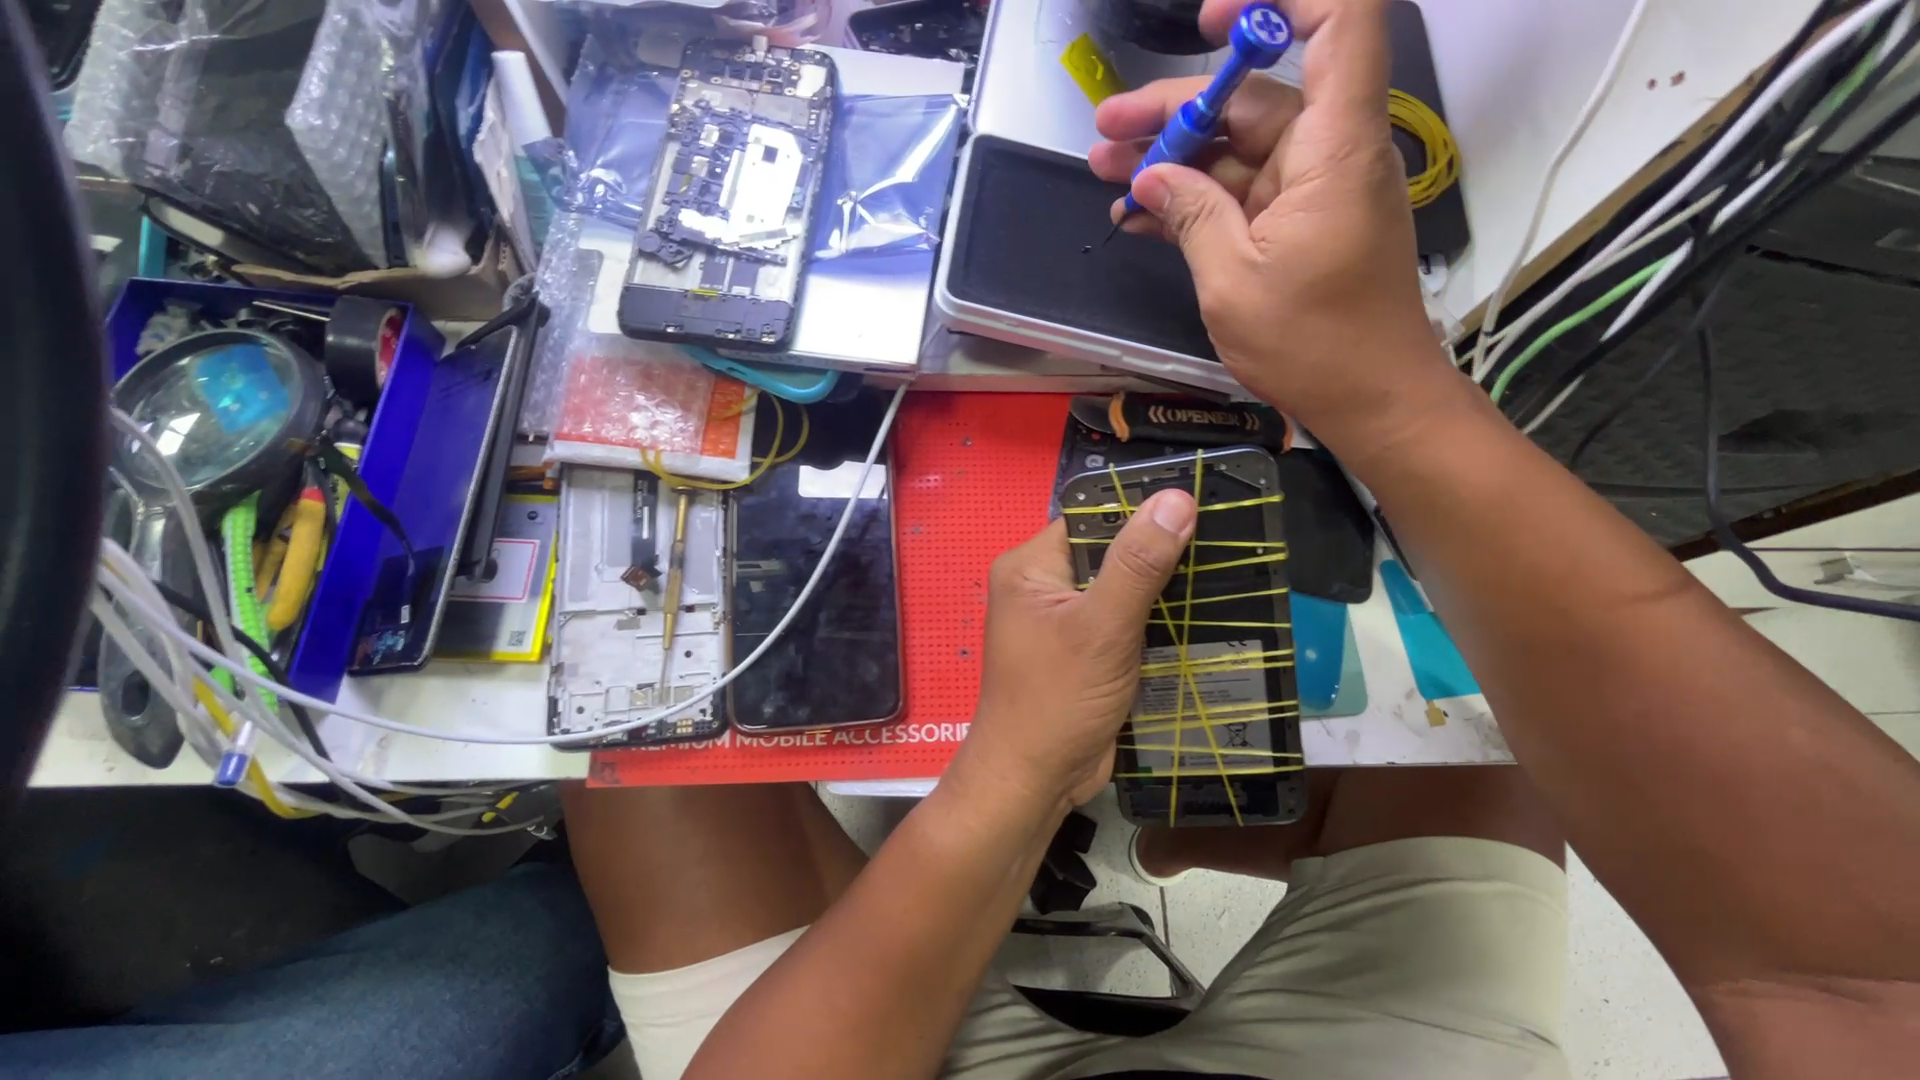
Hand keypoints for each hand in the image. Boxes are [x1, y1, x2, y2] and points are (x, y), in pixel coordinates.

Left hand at [956, 490, 1197, 814]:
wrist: (1035, 781)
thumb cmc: (1057, 699)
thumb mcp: (1102, 626)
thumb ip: (1138, 564)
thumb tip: (1175, 498)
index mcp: (1030, 567)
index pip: (1091, 518)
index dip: (1141, 512)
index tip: (1200, 507)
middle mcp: (1043, 587)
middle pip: (1110, 553)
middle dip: (1160, 553)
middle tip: (1224, 542)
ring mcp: (1065, 622)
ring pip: (1123, 590)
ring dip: (1164, 590)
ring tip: (1226, 573)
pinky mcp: (1087, 653)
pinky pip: (1126, 623)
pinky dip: (1157, 622)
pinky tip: (1203, 614)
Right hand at [1087, 0, 1465, 448]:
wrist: (1371, 399)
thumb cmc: (1313, 344)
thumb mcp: (1233, 281)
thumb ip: (1191, 216)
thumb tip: (1151, 178)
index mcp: (1332, 148)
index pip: (1340, 24)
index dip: (1278, 2)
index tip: (1210, 22)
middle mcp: (1327, 153)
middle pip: (1254, 97)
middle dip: (1173, 112)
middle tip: (1104, 133)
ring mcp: (1310, 191)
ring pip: (1236, 149)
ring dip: (1171, 160)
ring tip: (1104, 172)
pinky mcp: (1297, 225)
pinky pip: (1240, 193)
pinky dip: (1193, 200)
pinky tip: (1138, 213)